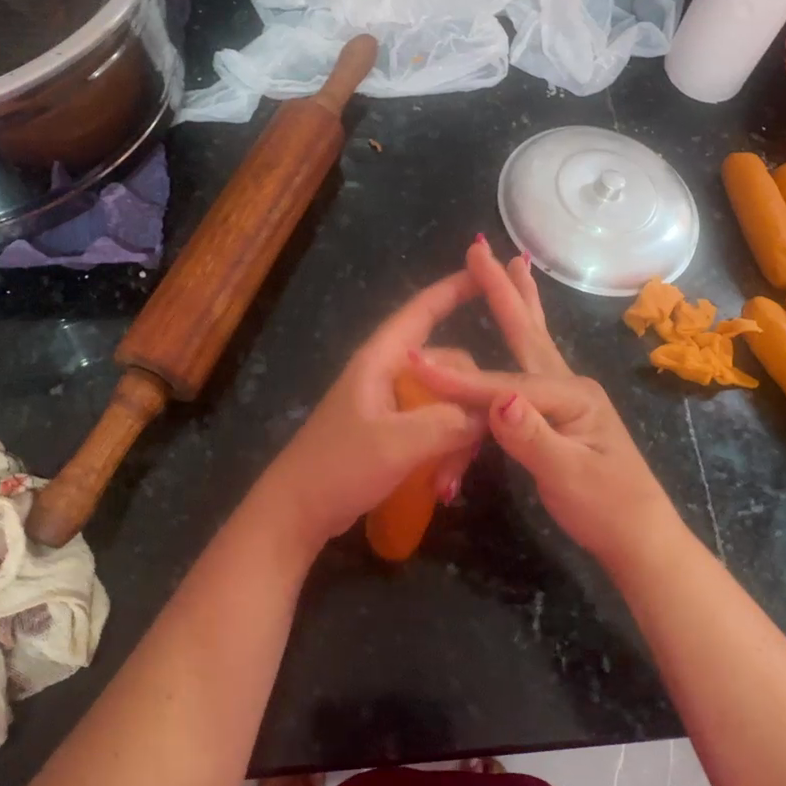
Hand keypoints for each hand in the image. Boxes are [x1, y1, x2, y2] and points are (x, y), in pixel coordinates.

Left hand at [258, 271, 486, 545]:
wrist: (295, 515)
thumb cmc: (337, 467)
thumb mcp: (397, 444)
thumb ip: (447, 423)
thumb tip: (490, 411)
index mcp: (382, 361)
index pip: (422, 311)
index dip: (454, 288)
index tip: (488, 270)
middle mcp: (389, 375)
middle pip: (449, 369)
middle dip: (469, 406)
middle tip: (476, 450)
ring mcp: (391, 406)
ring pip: (447, 405)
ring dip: (458, 441)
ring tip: (450, 483)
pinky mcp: (393, 434)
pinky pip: (435, 430)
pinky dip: (445, 454)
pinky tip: (444, 486)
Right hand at [410, 241, 677, 568]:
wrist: (642, 538)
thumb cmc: (608, 510)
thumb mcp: (569, 478)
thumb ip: (533, 439)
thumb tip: (497, 401)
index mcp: (571, 397)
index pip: (502, 386)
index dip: (458, 379)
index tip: (415, 363)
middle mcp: (571, 386)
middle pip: (527, 332)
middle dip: (501, 290)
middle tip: (480, 248)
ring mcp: (569, 397)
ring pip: (533, 341)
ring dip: (518, 302)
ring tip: (510, 267)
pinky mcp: (563, 412)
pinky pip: (532, 364)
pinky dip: (524, 333)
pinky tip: (521, 328)